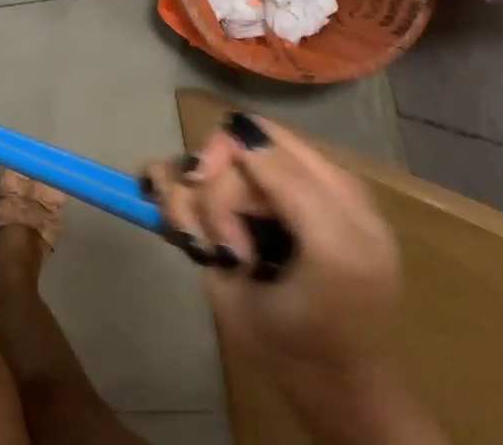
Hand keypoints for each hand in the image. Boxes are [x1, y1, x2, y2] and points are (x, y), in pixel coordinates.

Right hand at [142, 113, 400, 381]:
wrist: (306, 371)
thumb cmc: (331, 317)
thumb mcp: (336, 252)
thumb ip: (295, 186)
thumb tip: (238, 131)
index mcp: (319, 180)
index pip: (255, 133)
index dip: (227, 153)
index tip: (211, 185)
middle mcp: (271, 182)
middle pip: (214, 155)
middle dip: (212, 199)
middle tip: (234, 247)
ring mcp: (235, 201)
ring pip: (183, 171)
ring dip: (187, 213)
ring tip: (215, 254)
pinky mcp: (203, 220)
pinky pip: (166, 189)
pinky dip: (171, 214)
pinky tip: (193, 245)